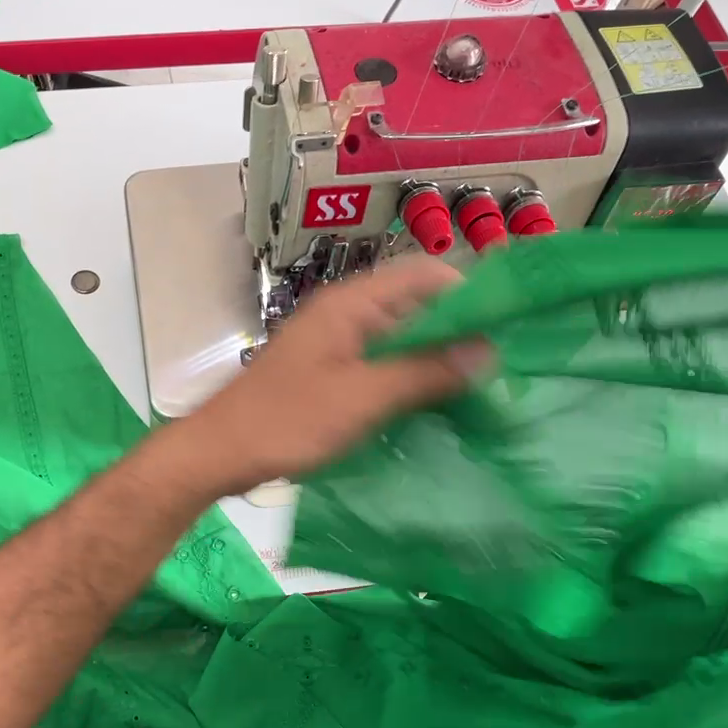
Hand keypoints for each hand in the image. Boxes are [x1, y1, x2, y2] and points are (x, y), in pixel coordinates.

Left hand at [168, 255, 492, 497]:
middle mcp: (343, 314)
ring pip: (396, 339)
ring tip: (474, 389)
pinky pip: (376, 365)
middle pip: (413, 306)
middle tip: (498, 366)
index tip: (508, 327)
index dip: (469, 293)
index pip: (424, 275)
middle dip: (455, 331)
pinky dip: (402, 379)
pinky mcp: (324, 373)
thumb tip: (487, 350)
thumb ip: (424, 372)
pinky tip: (426, 406)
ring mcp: (331, 344)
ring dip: (430, 359)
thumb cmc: (287, 421)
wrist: (219, 453)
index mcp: (351, 304)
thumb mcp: (363, 397)